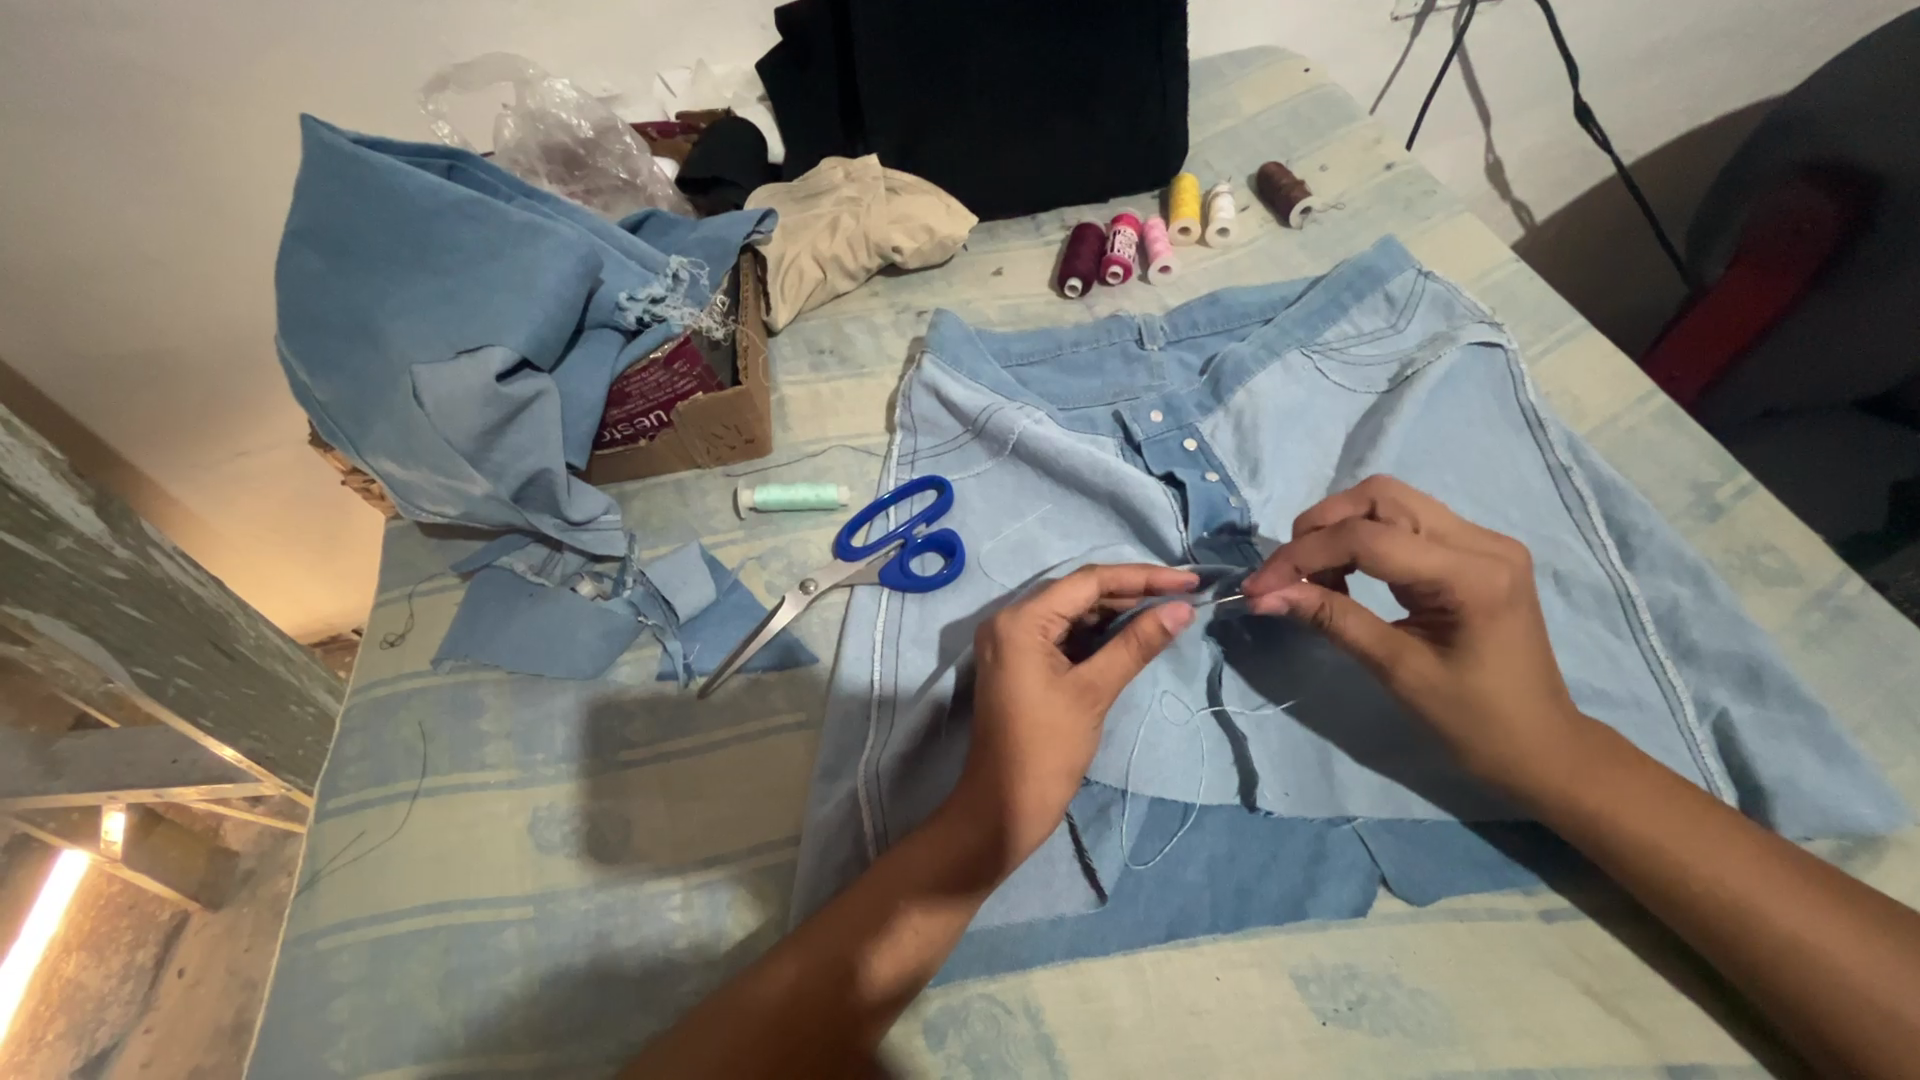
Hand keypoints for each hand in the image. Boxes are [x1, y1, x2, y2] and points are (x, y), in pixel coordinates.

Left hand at [955, 564, 1198, 865]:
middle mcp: (1009, 620)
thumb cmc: (1046, 748)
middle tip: (1182, 599)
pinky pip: (1061, 634)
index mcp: (1020, 620)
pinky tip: (1132, 636)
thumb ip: (1136, 644)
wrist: (1003, 806)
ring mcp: (1011, 641)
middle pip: (1078, 593)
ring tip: (1166, 614)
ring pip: (1071, 613)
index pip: (1088, 582)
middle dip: (1131, 594)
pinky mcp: (1018, 662)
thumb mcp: (1094, 691)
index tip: (1188, 582)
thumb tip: (1182, 609)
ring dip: (1116, 614)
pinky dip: (1096, 635)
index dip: (1142, 578)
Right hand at [1240, 475, 1584, 794]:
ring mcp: (1482, 541)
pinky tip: (1346, 576)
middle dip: (1319, 528)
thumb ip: (1331, 619)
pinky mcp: (1473, 550)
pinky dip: (1361, 539)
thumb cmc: (1472, 719)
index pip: (1367, 537)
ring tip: (1314, 577)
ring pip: (1388, 502)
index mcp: (1471, 574)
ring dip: (1338, 529)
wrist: (1539, 744)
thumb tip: (1265, 594)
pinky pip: (1403, 523)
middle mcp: (1482, 541)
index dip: (1302, 555)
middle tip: (1287, 574)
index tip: (1258, 586)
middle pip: (1379, 497)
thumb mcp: (1395, 669)